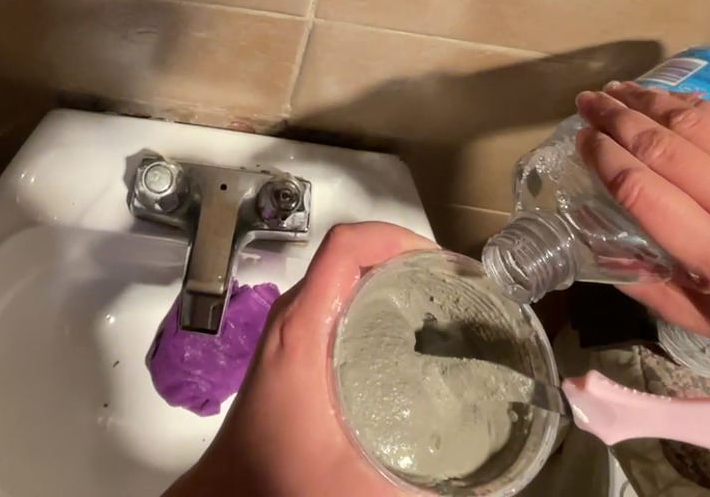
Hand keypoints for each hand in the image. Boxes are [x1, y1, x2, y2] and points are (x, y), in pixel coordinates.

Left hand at [164, 222, 434, 496]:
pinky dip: (373, 293)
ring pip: (343, 272)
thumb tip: (479, 476)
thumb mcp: (355, 482)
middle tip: (453, 283)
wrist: (230, 490)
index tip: (439, 261)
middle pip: (349, 252)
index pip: (344, 247)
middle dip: (403, 254)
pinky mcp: (294, 342)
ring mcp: (292, 325)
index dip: (394, 238)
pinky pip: (338, 295)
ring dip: (389, 272)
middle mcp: (294, 314)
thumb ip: (419, 484)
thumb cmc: (277, 477)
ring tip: (439, 298)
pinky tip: (405, 328)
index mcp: (303, 327)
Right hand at [574, 83, 709, 385]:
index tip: (581, 139)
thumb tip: (593, 234)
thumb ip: (643, 281)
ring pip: (700, 124)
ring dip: (649, 102)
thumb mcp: (705, 321)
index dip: (604, 157)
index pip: (645, 192)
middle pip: (667, 149)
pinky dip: (694, 104)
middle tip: (585, 103)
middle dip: (616, 119)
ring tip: (616, 92)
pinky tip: (665, 98)